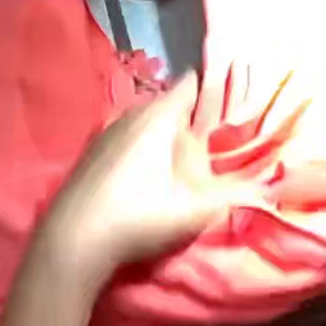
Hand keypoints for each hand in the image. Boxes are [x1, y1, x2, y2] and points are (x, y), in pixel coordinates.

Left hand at [41, 73, 245, 281]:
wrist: (71, 242)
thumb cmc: (138, 218)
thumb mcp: (193, 211)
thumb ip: (228, 195)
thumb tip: (255, 187)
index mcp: (161, 114)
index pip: (193, 83)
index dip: (213, 91)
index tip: (228, 109)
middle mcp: (134, 111)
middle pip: (171, 103)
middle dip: (190, 120)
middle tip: (207, 147)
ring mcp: (109, 128)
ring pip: (148, 120)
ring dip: (163, 135)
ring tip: (176, 165)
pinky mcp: (92, 148)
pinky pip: (128, 135)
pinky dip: (141, 146)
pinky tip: (142, 179)